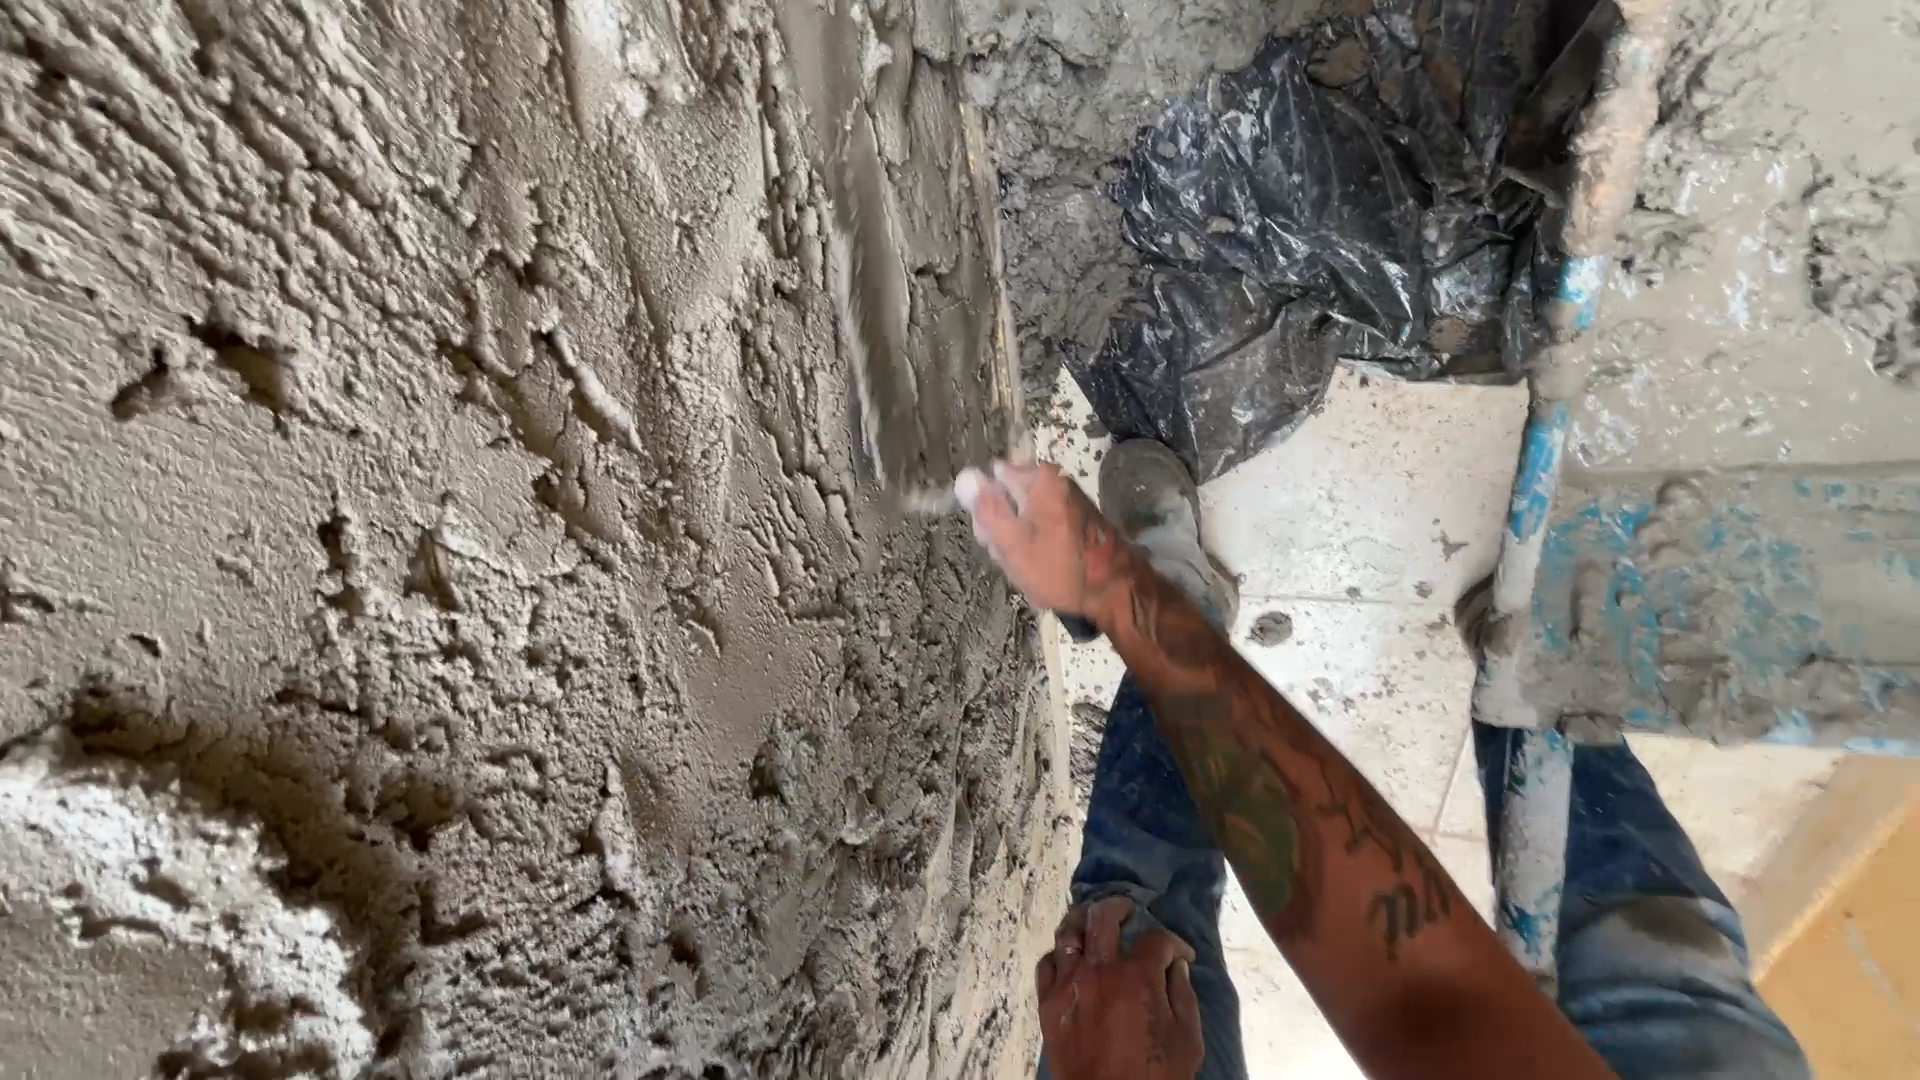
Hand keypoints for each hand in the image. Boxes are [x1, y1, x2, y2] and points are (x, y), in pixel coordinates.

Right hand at [954, 462, 1135, 623]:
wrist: (1115, 591)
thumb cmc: (1059, 569)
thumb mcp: (1012, 542)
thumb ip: (986, 508)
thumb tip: (965, 476)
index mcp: (1039, 479)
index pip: (991, 482)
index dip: (986, 512)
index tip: (993, 538)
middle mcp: (1056, 481)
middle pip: (1008, 500)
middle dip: (1004, 532)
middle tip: (1013, 559)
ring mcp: (1068, 500)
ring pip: (1025, 519)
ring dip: (1020, 545)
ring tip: (1031, 569)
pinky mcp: (1077, 519)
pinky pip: (1044, 529)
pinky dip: (1039, 549)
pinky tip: (1046, 569)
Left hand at [1037, 896, 1204, 1079]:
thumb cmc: (1154, 1078)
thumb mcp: (1187, 1042)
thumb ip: (1184, 997)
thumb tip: (1178, 967)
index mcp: (1137, 976)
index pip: (1156, 939)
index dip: (1174, 943)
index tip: (1182, 954)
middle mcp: (1099, 969)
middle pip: (1103, 916)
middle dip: (1119, 905)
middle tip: (1128, 910)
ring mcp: (1069, 983)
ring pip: (1068, 931)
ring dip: (1083, 920)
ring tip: (1093, 919)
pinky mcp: (1048, 1003)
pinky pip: (1047, 963)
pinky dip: (1059, 954)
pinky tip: (1070, 957)